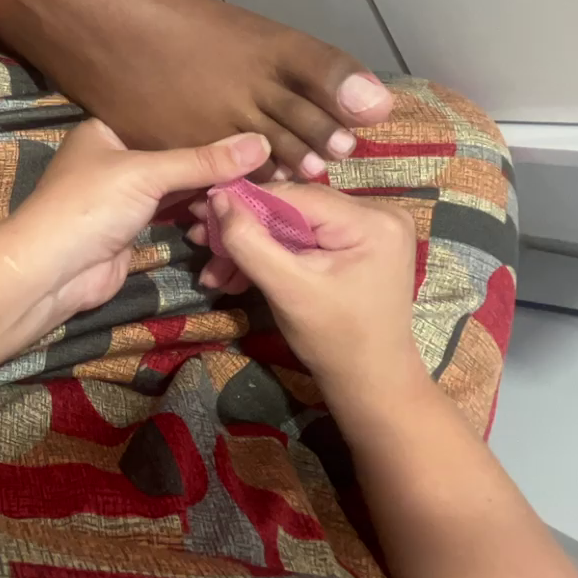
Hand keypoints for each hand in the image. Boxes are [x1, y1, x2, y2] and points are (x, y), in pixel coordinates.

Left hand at [6, 120, 271, 322]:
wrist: (55, 270)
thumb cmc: (91, 205)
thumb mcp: (147, 174)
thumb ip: (202, 161)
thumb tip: (263, 143)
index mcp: (104, 130)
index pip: (159, 118)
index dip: (200, 120)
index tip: (248, 116)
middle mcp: (112, 158)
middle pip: (170, 153)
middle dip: (210, 158)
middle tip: (263, 152)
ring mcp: (122, 194)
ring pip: (173, 185)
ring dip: (206, 186)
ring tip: (257, 175)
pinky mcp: (131, 226)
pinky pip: (171, 211)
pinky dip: (196, 209)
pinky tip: (230, 202)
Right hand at [186, 182, 420, 388]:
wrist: (370, 382)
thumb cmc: (334, 339)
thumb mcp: (285, 289)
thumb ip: (249, 241)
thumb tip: (217, 196)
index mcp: (371, 220)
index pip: (292, 195)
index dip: (242, 204)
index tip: (199, 216)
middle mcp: (377, 211)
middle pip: (290, 206)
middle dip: (244, 230)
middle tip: (200, 243)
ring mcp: (369, 225)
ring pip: (291, 220)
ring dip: (252, 244)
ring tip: (215, 270)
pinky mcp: (357, 240)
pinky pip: (303, 234)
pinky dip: (272, 252)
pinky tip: (239, 273)